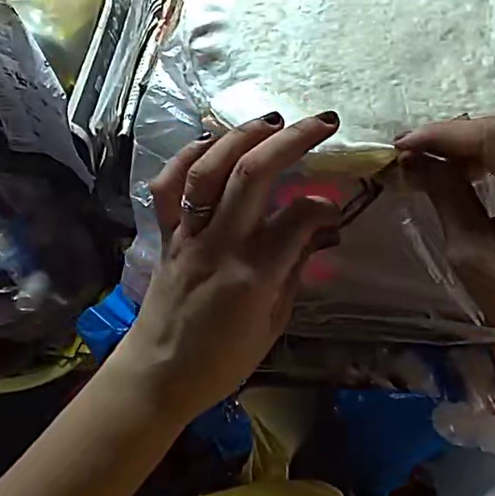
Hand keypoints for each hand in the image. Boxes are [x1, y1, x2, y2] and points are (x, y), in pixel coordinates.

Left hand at [116, 112, 343, 415]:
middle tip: (323, 122)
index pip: (298, 218)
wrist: (158, 375)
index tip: (336, 206)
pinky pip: (168, 188)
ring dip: (239, 136)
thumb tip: (317, 232)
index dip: (324, 203)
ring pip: (207, 170)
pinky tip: (210, 142)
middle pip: (251, 174)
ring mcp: (186, 236)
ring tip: (270, 121)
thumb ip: (294, 272)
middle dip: (291, 140)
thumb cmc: (221, 362)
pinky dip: (186, 158)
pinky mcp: (165, 235)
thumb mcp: (273, 323)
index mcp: (253, 276)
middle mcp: (218, 245)